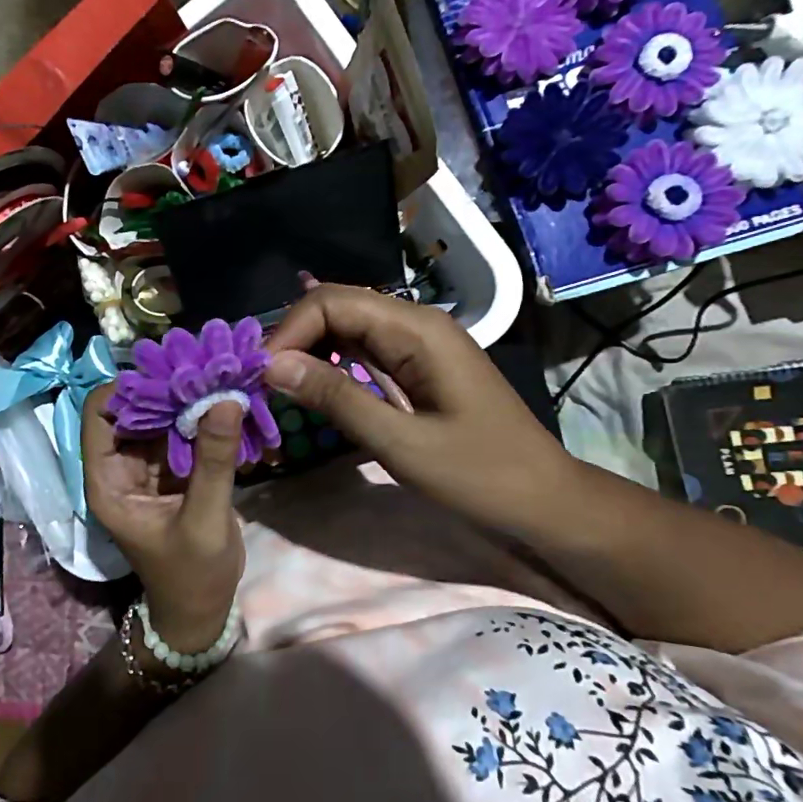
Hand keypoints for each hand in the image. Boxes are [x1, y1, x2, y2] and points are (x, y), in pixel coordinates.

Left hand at [81, 383, 243, 652]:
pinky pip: (181, 436)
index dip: (129, 388)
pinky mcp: (173, 475)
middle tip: (205, 366)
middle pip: (132, 412)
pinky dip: (200, 420)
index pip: (99, 416)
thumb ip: (214, 461)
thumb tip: (226, 400)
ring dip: (185, 401)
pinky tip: (226, 403)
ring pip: (159, 420)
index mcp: (109, 483)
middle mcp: (122, 470)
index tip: (172, 372)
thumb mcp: (204, 519)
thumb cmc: (193, 574)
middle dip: (164, 388)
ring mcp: (148, 471)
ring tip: (218, 376)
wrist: (202, 612)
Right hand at [263, 285, 576, 538]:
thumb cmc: (479, 474)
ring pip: (351, 329)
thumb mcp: (401, 441)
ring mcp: (421, 345)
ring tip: (280, 388)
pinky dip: (336, 367)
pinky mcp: (421, 368)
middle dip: (296, 338)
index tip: (260, 376)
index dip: (289, 331)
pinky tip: (317, 389)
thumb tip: (271, 365)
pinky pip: (368, 353)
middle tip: (263, 384)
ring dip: (312, 352)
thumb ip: (336, 397)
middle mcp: (418, 324)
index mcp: (418, 329)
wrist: (542, 499)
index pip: (334, 302)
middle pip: (340, 308)